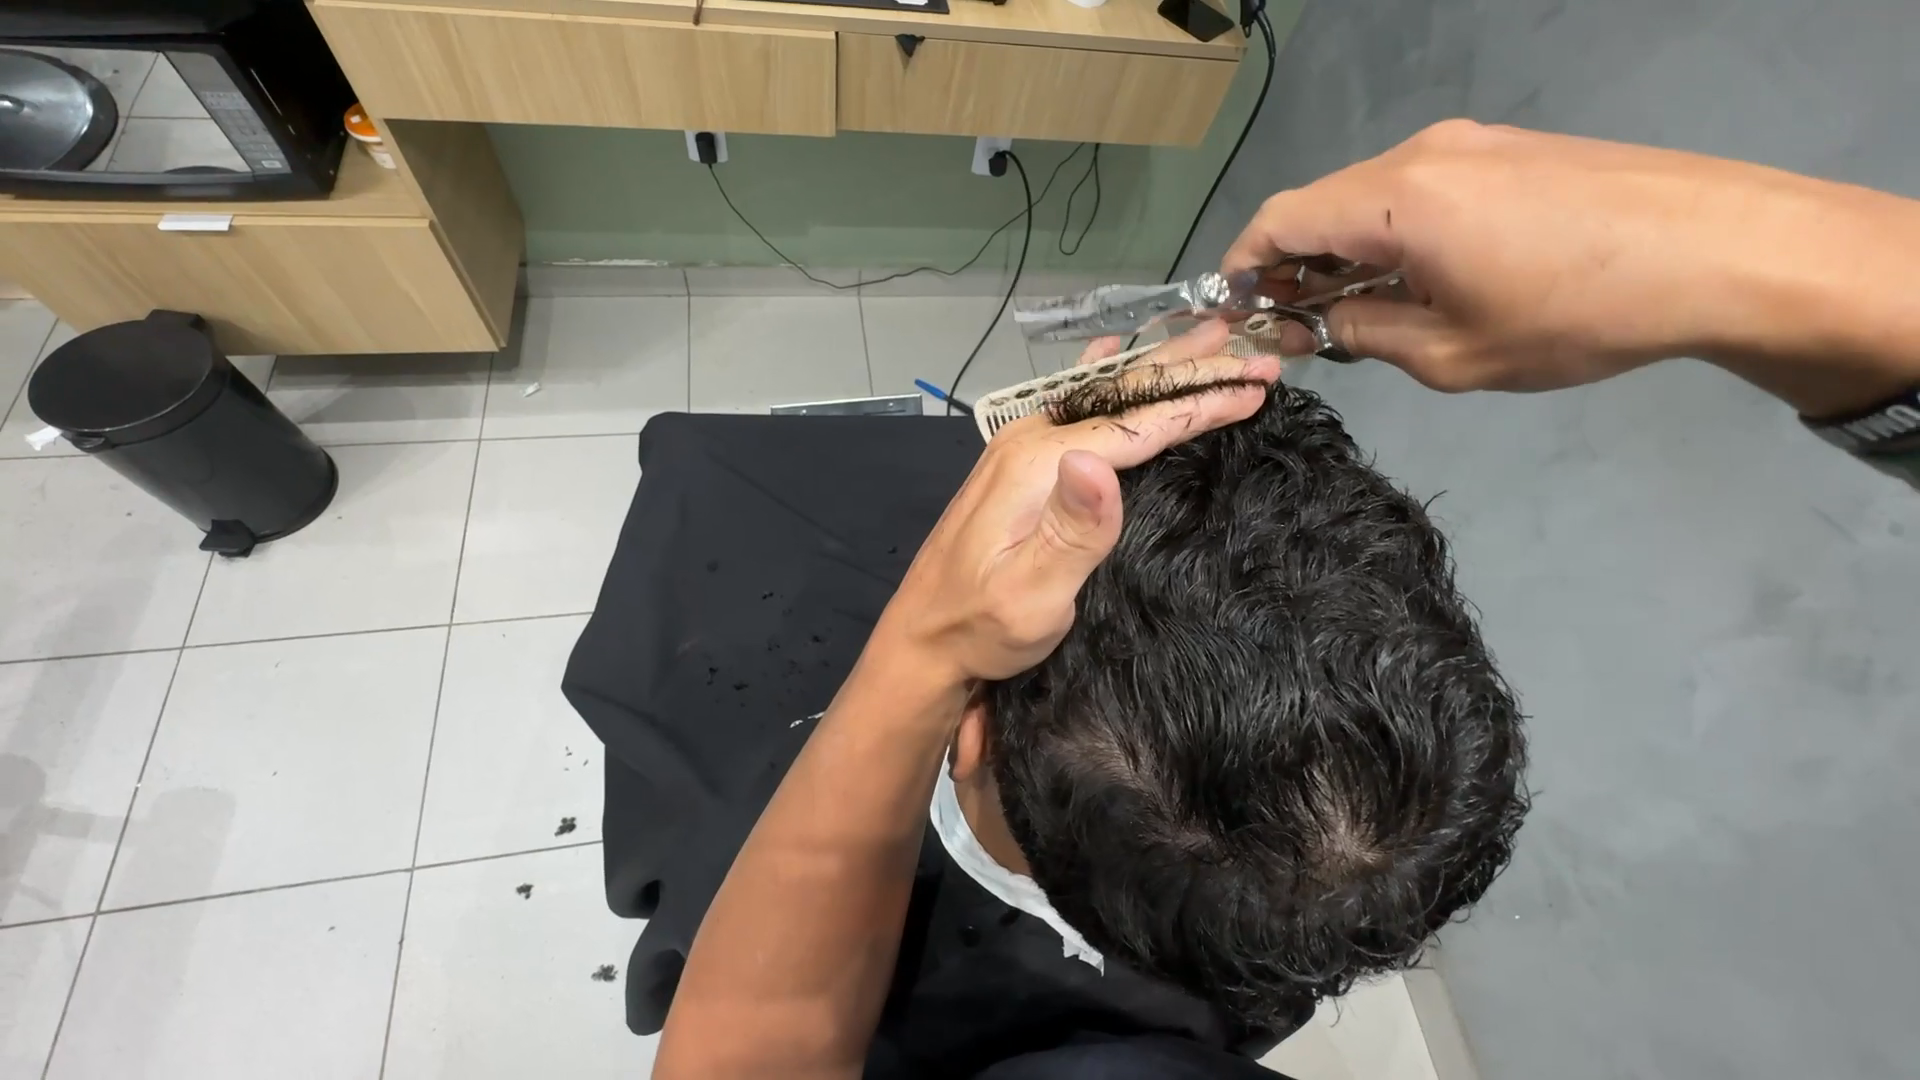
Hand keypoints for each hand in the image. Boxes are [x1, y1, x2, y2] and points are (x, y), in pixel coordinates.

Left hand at [878, 321, 1278, 686]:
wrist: (923, 637)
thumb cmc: (981, 626)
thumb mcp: (1032, 593)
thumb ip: (1072, 529)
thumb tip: (1099, 460)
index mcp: (1037, 464)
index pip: (1135, 424)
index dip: (1199, 403)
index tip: (1258, 386)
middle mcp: (1026, 441)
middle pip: (1120, 395)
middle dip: (1189, 372)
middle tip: (1252, 350)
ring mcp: (1018, 449)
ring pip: (1100, 396)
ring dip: (1156, 370)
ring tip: (1204, 342)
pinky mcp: (1016, 466)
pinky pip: (1074, 409)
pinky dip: (1106, 382)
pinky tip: (1108, 354)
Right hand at [1223, 120, 1919, 411]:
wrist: (1730, 253)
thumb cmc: (1573, 316)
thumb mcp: (1445, 354)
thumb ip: (1362, 333)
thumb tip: (1322, 323)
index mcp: (1395, 200)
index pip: (1279, 220)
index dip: (1243, 268)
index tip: (1238, 314)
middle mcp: (1420, 154)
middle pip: (1316, 205)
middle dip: (1291, 267)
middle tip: (1298, 327)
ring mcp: (1468, 144)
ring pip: (1362, 198)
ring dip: (1339, 252)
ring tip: (1355, 310)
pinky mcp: (1504, 150)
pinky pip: (1411, 190)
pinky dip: (1384, 234)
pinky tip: (1411, 277)